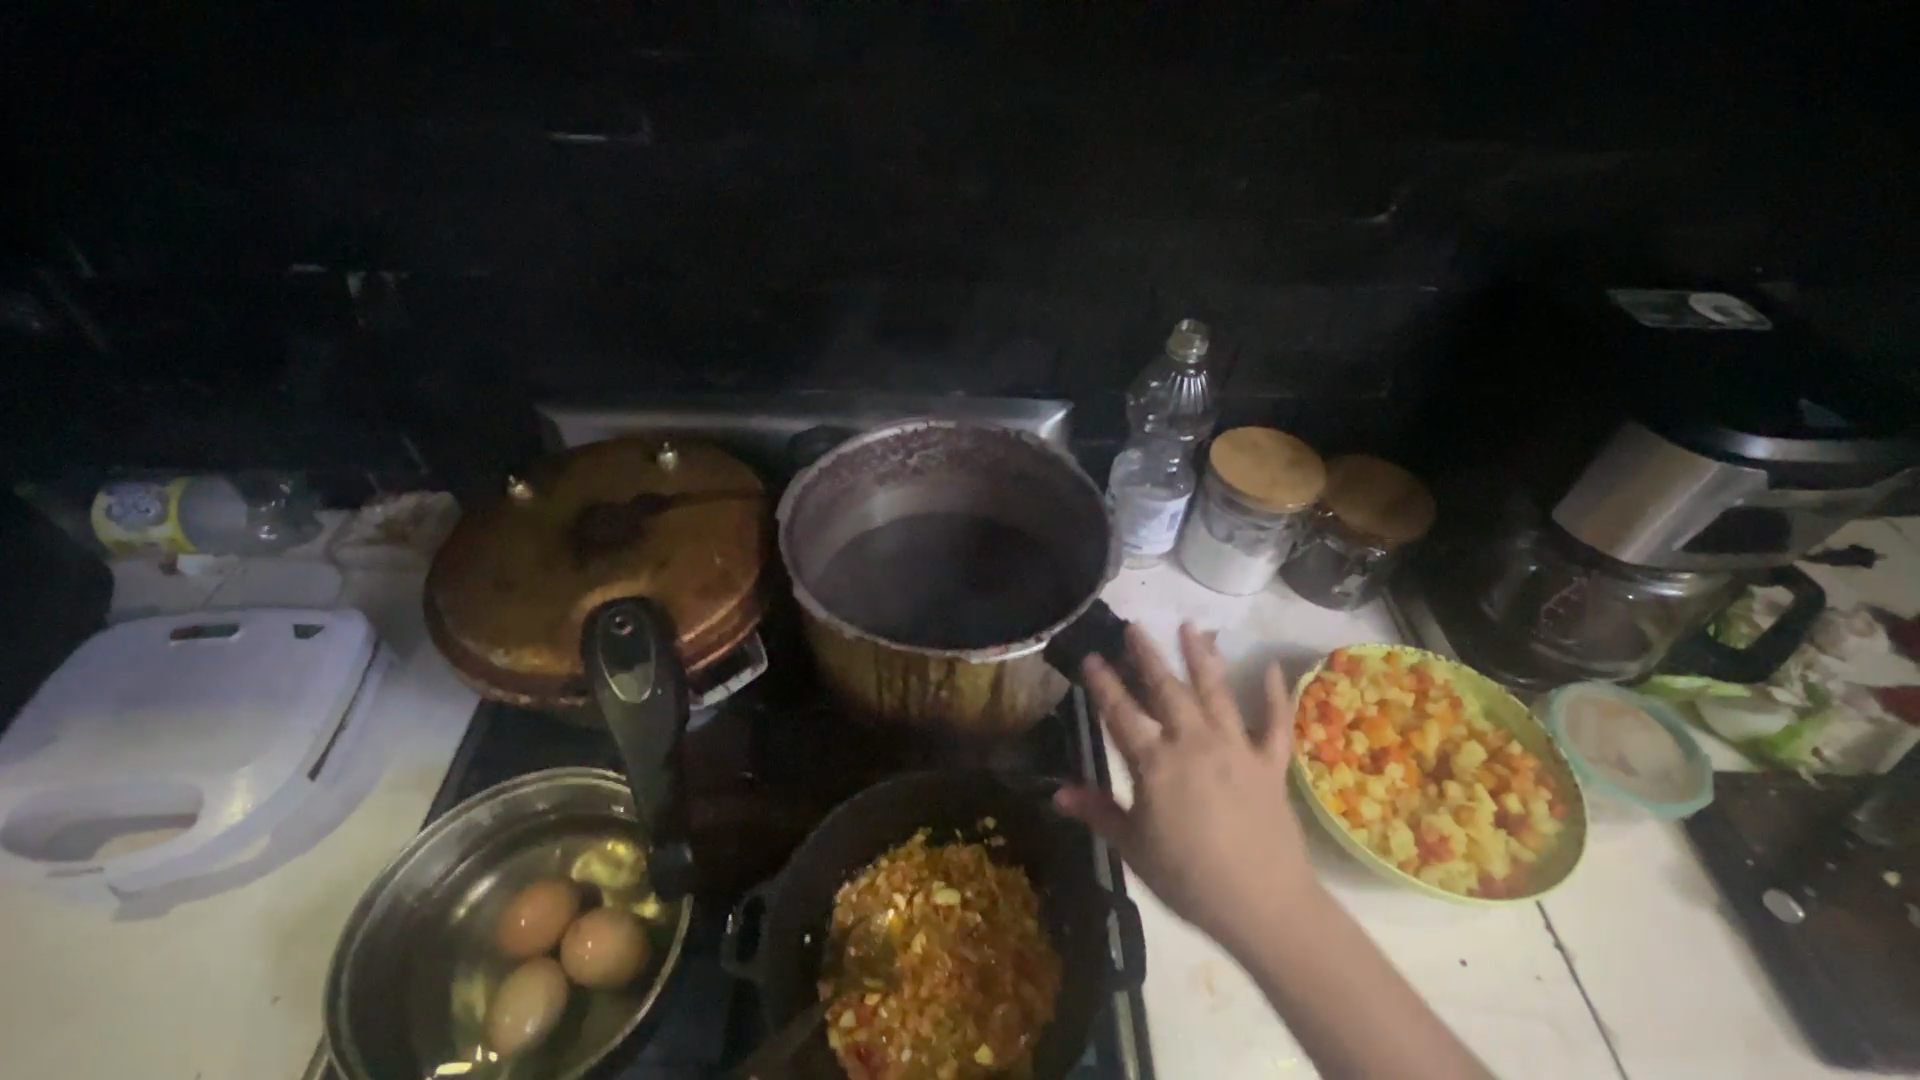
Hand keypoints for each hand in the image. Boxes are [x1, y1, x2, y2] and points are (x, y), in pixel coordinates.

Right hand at [1055, 623, 1316, 949]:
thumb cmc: (1188, 879)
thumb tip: (1058, 792)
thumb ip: (1098, 812)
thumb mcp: (1133, 847)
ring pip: (1215, 692)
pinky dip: (1275, 694)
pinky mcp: (1270, 763)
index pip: (1121, 712)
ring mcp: (1236, 748)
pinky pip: (1275, 722)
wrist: (1263, 904)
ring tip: (1189, 627)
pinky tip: (1272, 668)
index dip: (1103, 683)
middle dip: (1147, 655)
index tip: (1091, 656)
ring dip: (1201, 657)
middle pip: (1166, 689)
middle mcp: (1194, 742)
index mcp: (1155, 763)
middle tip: (1134, 627)